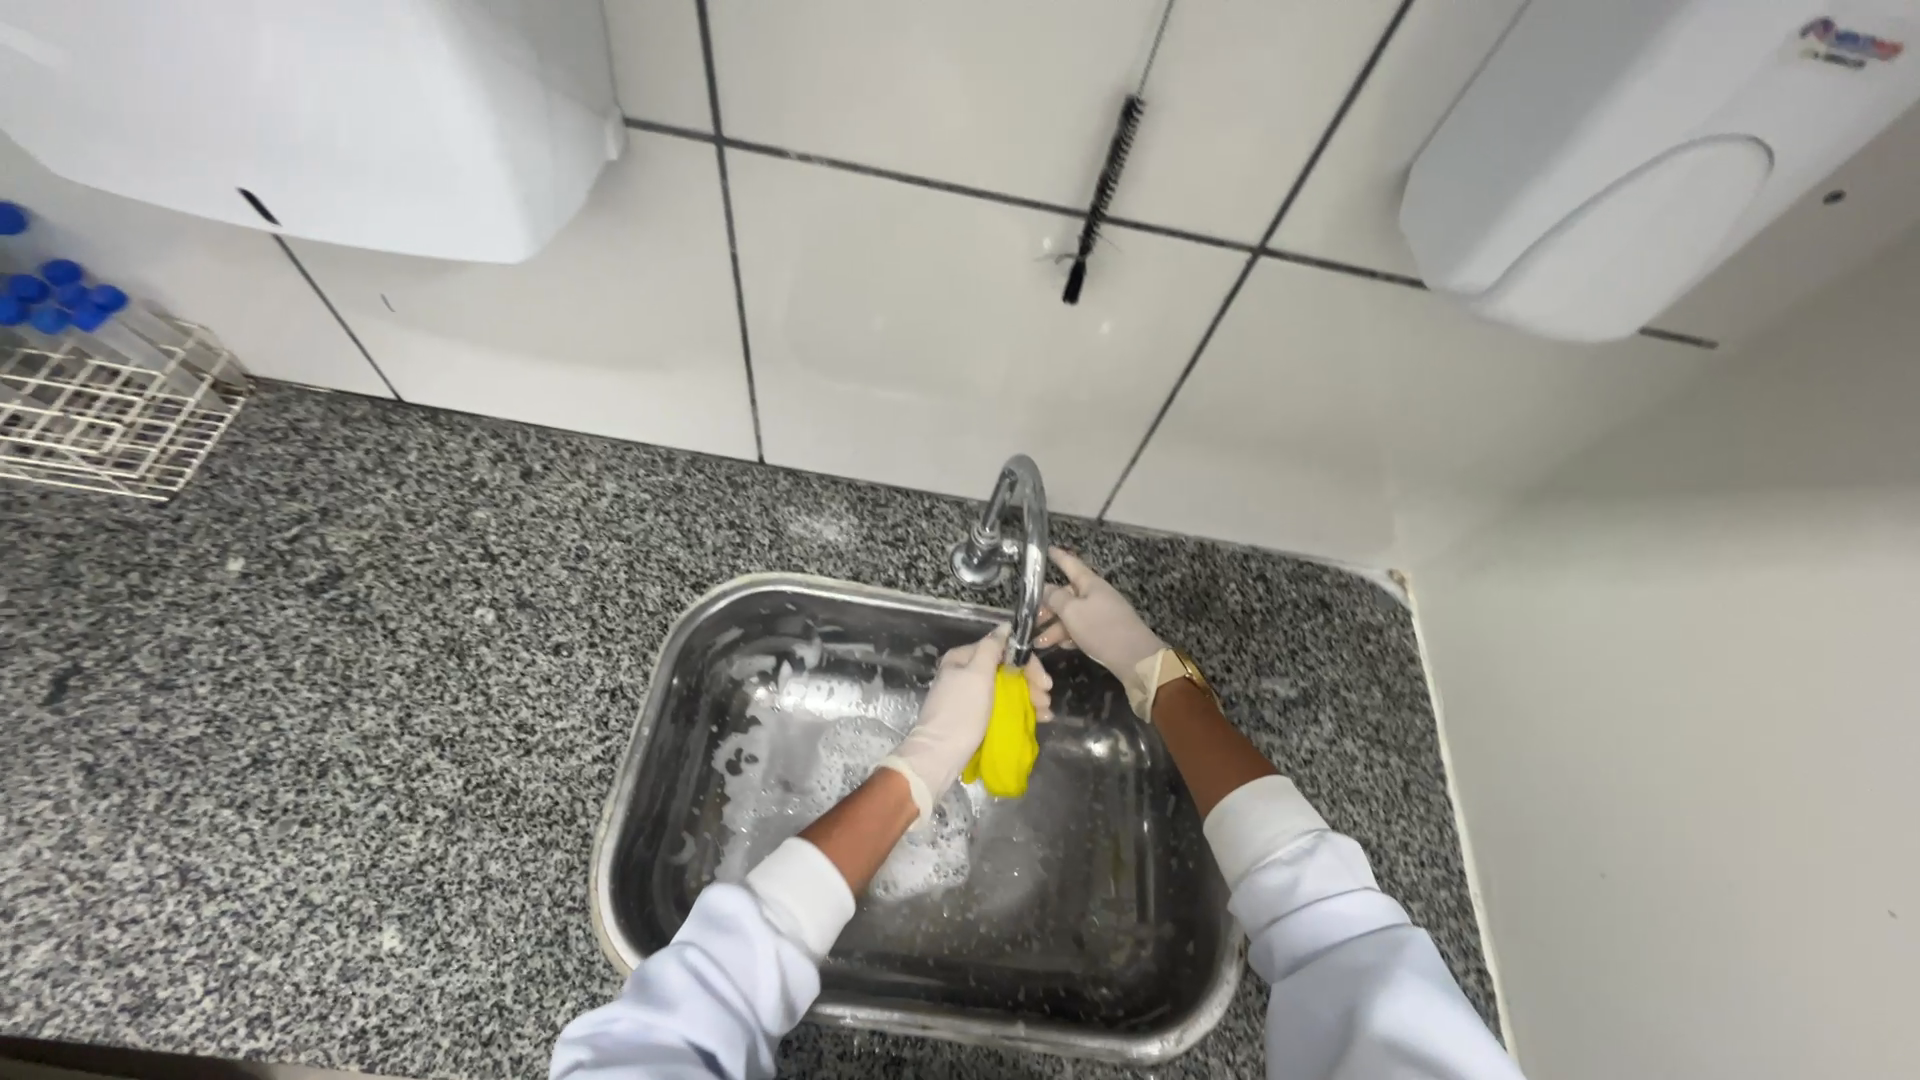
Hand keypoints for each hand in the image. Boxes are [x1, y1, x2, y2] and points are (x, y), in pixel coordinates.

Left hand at [877, 626, 1051, 821]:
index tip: (1043, 681)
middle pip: (1007, 670)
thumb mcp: (977, 674)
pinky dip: (1021, 710)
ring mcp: (972, 696)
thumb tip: (1005, 627)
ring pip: (1008, 689)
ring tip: (1045, 713)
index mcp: (964, 658)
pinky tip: (1037, 719)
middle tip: (1046, 698)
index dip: (1026, 663)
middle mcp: (967, 673)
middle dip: (1030, 683)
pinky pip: (1003, 707)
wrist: (939, 755)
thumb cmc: (961, 712)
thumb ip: (991, 648)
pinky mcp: (976, 716)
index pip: (1003, 650)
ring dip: (1030, 698)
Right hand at [1034, 547, 1169, 718]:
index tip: (1046, 549)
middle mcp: (1096, 596)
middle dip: (1047, 606)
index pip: (1071, 564)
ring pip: (1072, 616)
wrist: (1135, 658)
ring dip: (1054, 627)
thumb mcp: (1072, 612)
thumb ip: (1055, 598)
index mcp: (1090, 584)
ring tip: (1038, 642)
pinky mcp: (1104, 633)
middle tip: (1030, 619)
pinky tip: (1057, 646)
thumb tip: (1045, 588)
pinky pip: (1081, 629)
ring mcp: (1101, 615)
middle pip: (1067, 595)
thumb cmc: (1101, 629)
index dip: (1058, 557)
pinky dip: (1068, 636)